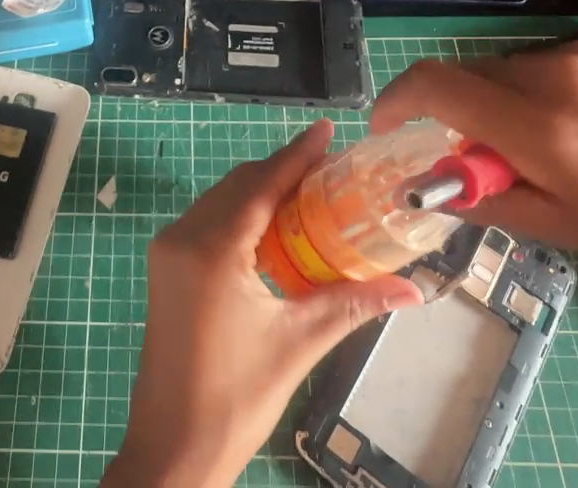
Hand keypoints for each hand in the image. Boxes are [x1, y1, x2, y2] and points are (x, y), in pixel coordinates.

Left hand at [103, 121, 421, 487]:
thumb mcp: (298, 344)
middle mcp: (182, 237)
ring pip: (221, 200)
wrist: (172, 446)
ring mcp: (168, 251)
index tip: (326, 130)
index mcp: (212, 249)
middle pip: (239, 185)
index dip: (296, 154)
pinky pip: (208, 221)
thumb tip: (411, 289)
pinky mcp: (166, 267)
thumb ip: (352, 304)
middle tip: (330, 167)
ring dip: (262, 191)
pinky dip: (242, 213)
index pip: (261, 184)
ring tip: (310, 191)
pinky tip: (275, 227)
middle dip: (282, 170)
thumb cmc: (235, 397)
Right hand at [369, 41, 577, 280]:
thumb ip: (493, 201)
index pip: (434, 85)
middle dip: (453, 115)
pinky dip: (540, 95)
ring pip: (510, 71)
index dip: (396, 101)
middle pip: (467, 77)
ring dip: (500, 106)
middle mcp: (557, 72)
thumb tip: (436, 186)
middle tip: (478, 164)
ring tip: (547, 155)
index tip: (388, 129)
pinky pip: (553, 65)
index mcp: (542, 125)